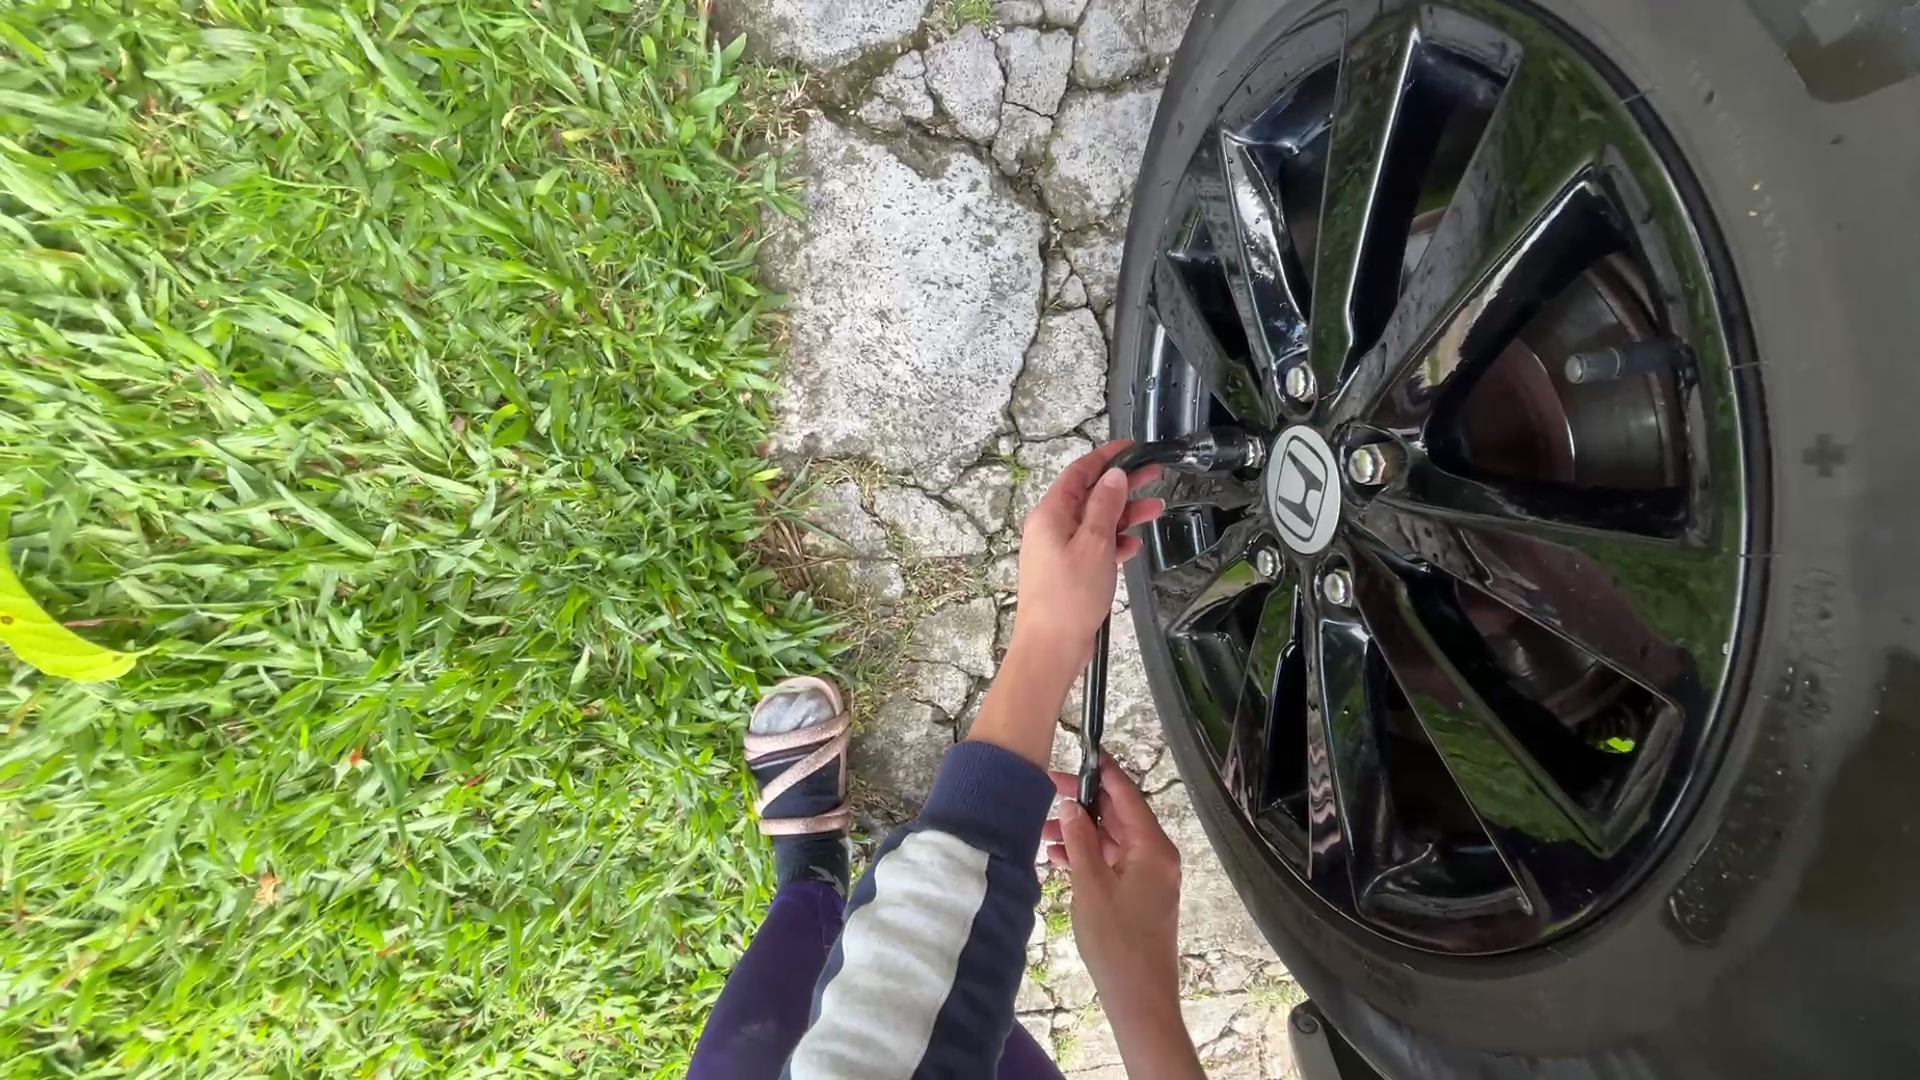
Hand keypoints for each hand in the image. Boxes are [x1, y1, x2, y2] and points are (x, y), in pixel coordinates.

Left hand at [1014, 441, 1163, 659]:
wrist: (1051, 646)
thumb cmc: (1069, 596)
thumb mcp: (1094, 543)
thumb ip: (1106, 507)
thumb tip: (1113, 476)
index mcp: (1050, 514)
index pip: (1079, 473)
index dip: (1105, 457)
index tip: (1130, 447)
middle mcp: (1051, 528)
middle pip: (1090, 496)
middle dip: (1121, 485)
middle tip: (1153, 473)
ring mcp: (1058, 551)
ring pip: (1096, 522)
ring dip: (1124, 515)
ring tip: (1155, 509)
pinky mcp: (1068, 572)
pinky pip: (1094, 547)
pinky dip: (1114, 543)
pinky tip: (1133, 546)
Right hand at [1045, 757, 1202, 1076]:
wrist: (1139, 1002)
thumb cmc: (1117, 943)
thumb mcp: (1091, 885)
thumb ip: (1080, 840)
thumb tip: (1071, 804)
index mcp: (1153, 847)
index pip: (1126, 794)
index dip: (1102, 771)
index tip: (1081, 751)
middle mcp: (1155, 856)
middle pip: (1117, 815)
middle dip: (1082, 805)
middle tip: (1048, 792)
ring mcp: (1148, 876)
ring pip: (1110, 839)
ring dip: (1079, 833)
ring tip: (1043, 832)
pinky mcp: (1137, 894)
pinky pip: (1110, 861)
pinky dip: (1086, 856)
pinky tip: (1057, 858)